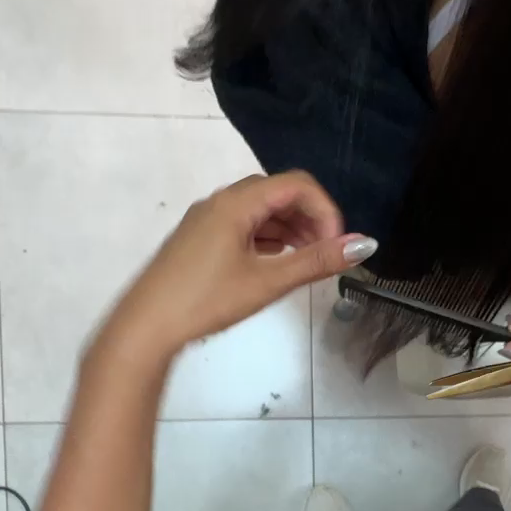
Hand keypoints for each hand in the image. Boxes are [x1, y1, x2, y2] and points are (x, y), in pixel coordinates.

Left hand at [99, 171, 374, 360]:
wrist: (147, 325)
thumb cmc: (206, 301)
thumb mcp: (267, 282)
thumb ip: (316, 261)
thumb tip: (364, 245)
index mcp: (237, 202)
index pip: (297, 185)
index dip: (326, 211)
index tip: (337, 247)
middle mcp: (221, 201)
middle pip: (279, 193)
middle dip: (310, 218)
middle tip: (326, 255)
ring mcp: (208, 219)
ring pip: (261, 211)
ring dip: (291, 229)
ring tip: (307, 261)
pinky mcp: (201, 238)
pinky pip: (245, 225)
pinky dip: (269, 238)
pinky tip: (277, 263)